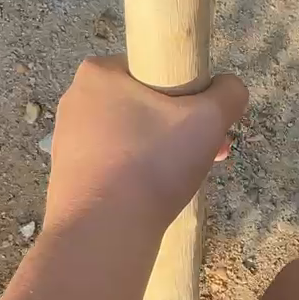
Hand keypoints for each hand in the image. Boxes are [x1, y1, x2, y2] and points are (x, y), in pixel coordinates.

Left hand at [44, 56, 247, 233]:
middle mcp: (75, 98)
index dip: (189, 94)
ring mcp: (67, 139)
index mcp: (99, 72)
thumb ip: (229, 93)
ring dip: (164, 151)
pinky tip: (156, 195)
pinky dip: (140, 174)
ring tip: (185, 179)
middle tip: (207, 154)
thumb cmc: (154, 163)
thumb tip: (230, 89)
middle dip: (182, 127)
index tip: (208, 124)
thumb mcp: (209, 118)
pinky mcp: (67, 174)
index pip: (155, 69)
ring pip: (134, 135)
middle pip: (147, 104)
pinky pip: (116, 164)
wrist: (104, 231)